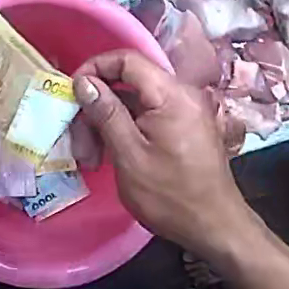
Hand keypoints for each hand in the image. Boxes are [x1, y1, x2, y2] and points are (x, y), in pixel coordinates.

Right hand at [73, 50, 263, 262]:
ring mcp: (183, 111)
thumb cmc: (170, 195)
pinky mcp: (181, 126)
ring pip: (131, 101)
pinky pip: (143, 115)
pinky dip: (121, 129)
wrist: (215, 229)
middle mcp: (181, 95)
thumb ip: (106, 113)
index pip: (127, 60)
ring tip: (91, 156)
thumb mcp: (129, 155)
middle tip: (79, 138)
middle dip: (97, 105)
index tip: (72, 92)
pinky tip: (107, 154)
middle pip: (127, 82)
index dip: (95, 68)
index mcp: (172, 96)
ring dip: (105, 122)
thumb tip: (83, 81)